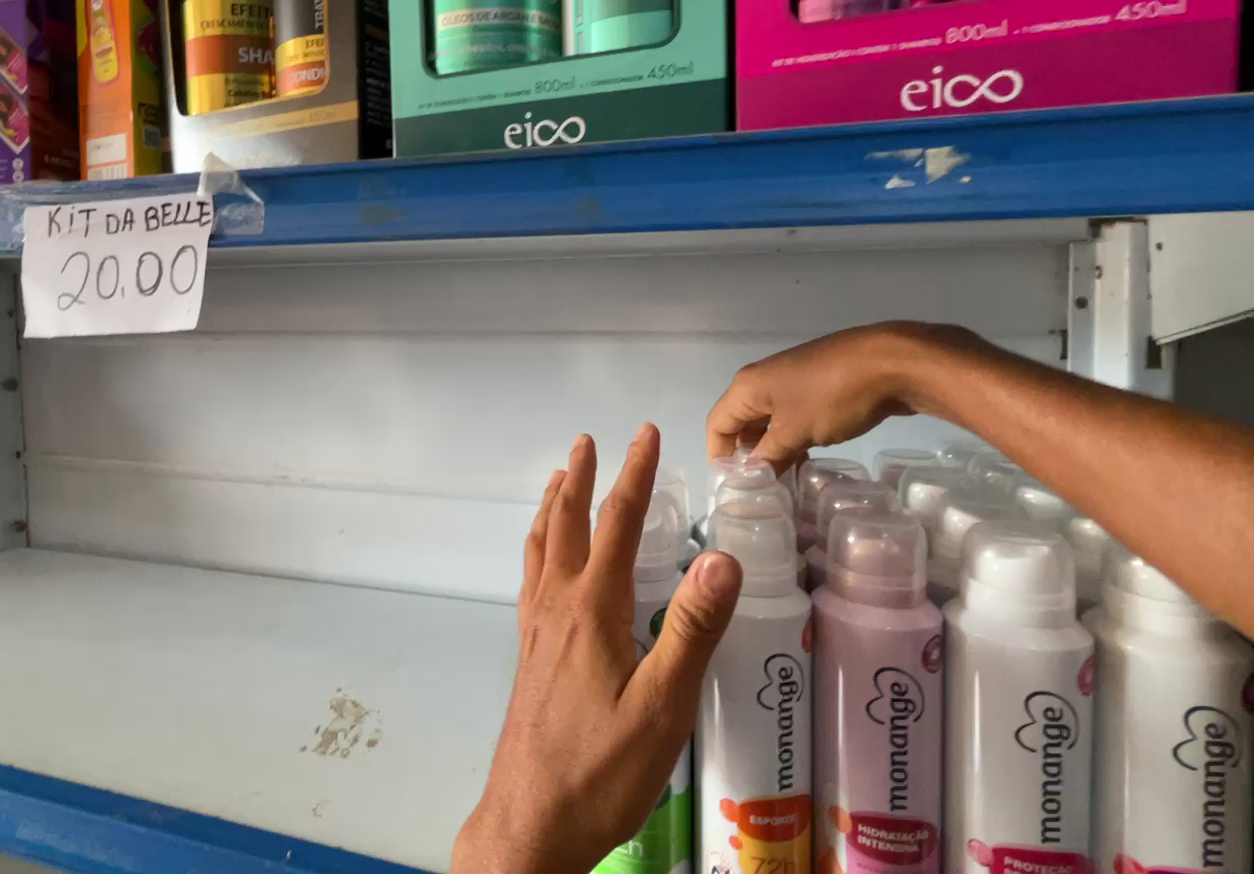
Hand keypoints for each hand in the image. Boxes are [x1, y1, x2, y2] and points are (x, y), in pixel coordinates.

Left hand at [452, 425, 742, 873]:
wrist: (530, 819)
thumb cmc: (601, 767)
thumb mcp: (663, 706)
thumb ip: (691, 630)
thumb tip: (723, 557)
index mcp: (591, 607)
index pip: (616, 523)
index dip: (634, 475)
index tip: (645, 434)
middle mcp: (557, 604)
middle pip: (567, 523)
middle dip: (581, 477)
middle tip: (588, 440)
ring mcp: (537, 627)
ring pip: (541, 546)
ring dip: (552, 505)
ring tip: (557, 478)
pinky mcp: (530, 651)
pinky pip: (531, 576)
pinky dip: (538, 544)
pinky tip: (543, 556)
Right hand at [705, 321, 986, 469]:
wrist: (891, 362)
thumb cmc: (833, 396)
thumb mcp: (795, 432)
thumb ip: (768, 456)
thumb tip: (751, 476)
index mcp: (747, 387)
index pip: (717, 424)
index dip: (718, 456)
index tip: (731, 487)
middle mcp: (762, 380)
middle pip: (740, 422)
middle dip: (745, 454)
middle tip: (757, 488)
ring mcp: (791, 380)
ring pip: (767, 421)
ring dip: (770, 449)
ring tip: (782, 480)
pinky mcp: (817, 385)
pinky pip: (791, 416)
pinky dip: (791, 438)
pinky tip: (805, 459)